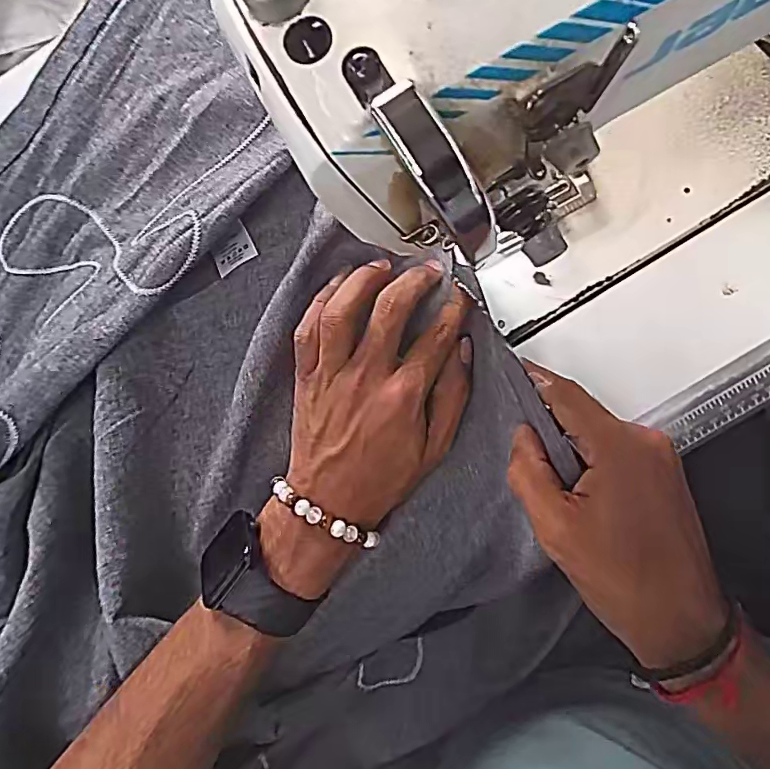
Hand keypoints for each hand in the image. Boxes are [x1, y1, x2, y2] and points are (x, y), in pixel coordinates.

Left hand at [260, 259, 472, 598]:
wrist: (328, 502)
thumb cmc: (380, 478)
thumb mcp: (435, 448)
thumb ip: (453, 396)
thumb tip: (462, 352)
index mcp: (403, 397)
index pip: (436, 336)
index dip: (453, 308)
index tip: (460, 296)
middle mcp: (365, 379)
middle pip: (390, 310)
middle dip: (414, 281)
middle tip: (427, 273)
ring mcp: (332, 374)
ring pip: (342, 311)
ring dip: (363, 280)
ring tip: (381, 266)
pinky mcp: (307, 376)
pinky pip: (308, 328)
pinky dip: (322, 300)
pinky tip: (339, 286)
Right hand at [506, 363, 729, 671]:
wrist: (680, 620)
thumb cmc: (629, 582)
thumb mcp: (555, 527)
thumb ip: (528, 471)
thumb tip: (523, 438)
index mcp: (618, 447)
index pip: (566, 395)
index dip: (536, 380)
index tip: (517, 370)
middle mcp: (646, 443)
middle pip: (582, 415)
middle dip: (552, 433)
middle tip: (535, 469)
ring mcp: (660, 457)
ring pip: (600, 435)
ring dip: (575, 453)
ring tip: (570, 501)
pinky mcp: (665, 473)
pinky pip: (619, 451)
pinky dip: (596, 464)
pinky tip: (591, 504)